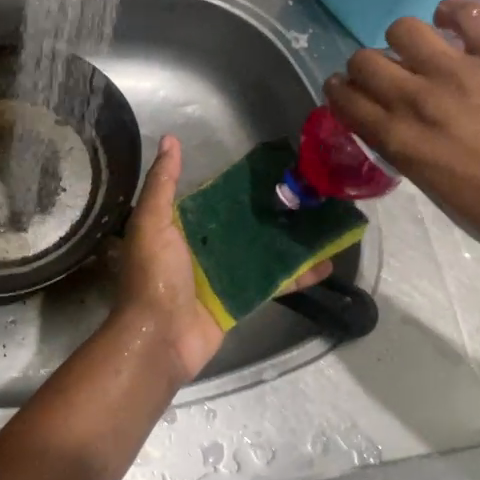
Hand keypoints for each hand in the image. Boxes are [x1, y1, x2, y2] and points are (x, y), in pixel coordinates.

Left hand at [118, 136, 329, 382]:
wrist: (159, 339)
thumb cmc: (154, 276)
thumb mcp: (153, 223)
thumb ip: (162, 183)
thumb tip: (170, 140)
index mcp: (176, 227)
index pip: (210, 199)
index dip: (237, 185)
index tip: (271, 168)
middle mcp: (200, 248)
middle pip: (240, 225)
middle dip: (271, 211)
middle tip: (310, 194)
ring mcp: (221, 276)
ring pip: (260, 252)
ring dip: (290, 241)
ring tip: (326, 223)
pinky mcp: (238, 300)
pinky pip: (271, 283)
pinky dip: (296, 275)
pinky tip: (325, 264)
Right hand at [322, 0, 479, 265]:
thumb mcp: (430, 185)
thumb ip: (403, 145)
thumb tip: (394, 118)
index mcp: (397, 138)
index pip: (344, 97)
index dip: (343, 91)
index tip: (353, 91)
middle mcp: (417, 100)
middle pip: (364, 60)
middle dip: (369, 67)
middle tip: (393, 74)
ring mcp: (461, 73)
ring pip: (403, 29)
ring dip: (407, 40)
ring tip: (427, 50)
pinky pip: (467, 13)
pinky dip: (454, 14)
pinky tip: (457, 25)